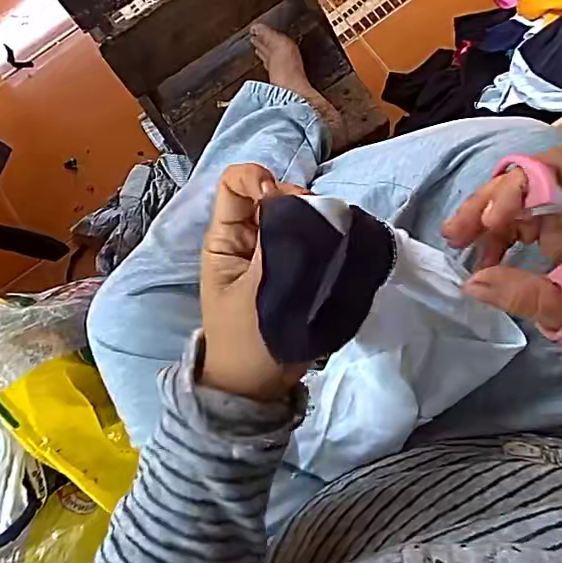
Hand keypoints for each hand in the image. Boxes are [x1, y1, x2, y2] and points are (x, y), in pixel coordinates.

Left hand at [197, 164, 308, 400]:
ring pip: (295, 214)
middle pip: (272, 194)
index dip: (257, 179)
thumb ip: (272, 241)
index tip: (282, 199)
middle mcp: (249, 237)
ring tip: (329, 237)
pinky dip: (323, 235)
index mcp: (226, 239)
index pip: (235, 184)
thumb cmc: (246, 340)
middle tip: (315, 224)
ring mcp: (273, 251)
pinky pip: (310, 237)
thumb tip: (286, 196)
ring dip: (313, 218)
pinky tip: (335, 245)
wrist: (259, 384)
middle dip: (295, 200)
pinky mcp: (297, 266)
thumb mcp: (254, 289)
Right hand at [441, 147, 561, 364]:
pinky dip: (501, 237)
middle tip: (456, 232)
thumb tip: (472, 282)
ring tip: (460, 245)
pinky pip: (525, 225)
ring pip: (522, 202)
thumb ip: (523, 294)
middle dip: (490, 201)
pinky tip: (484, 258)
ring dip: (488, 219)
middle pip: (532, 182)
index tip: (491, 222)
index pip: (555, 172)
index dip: (516, 187)